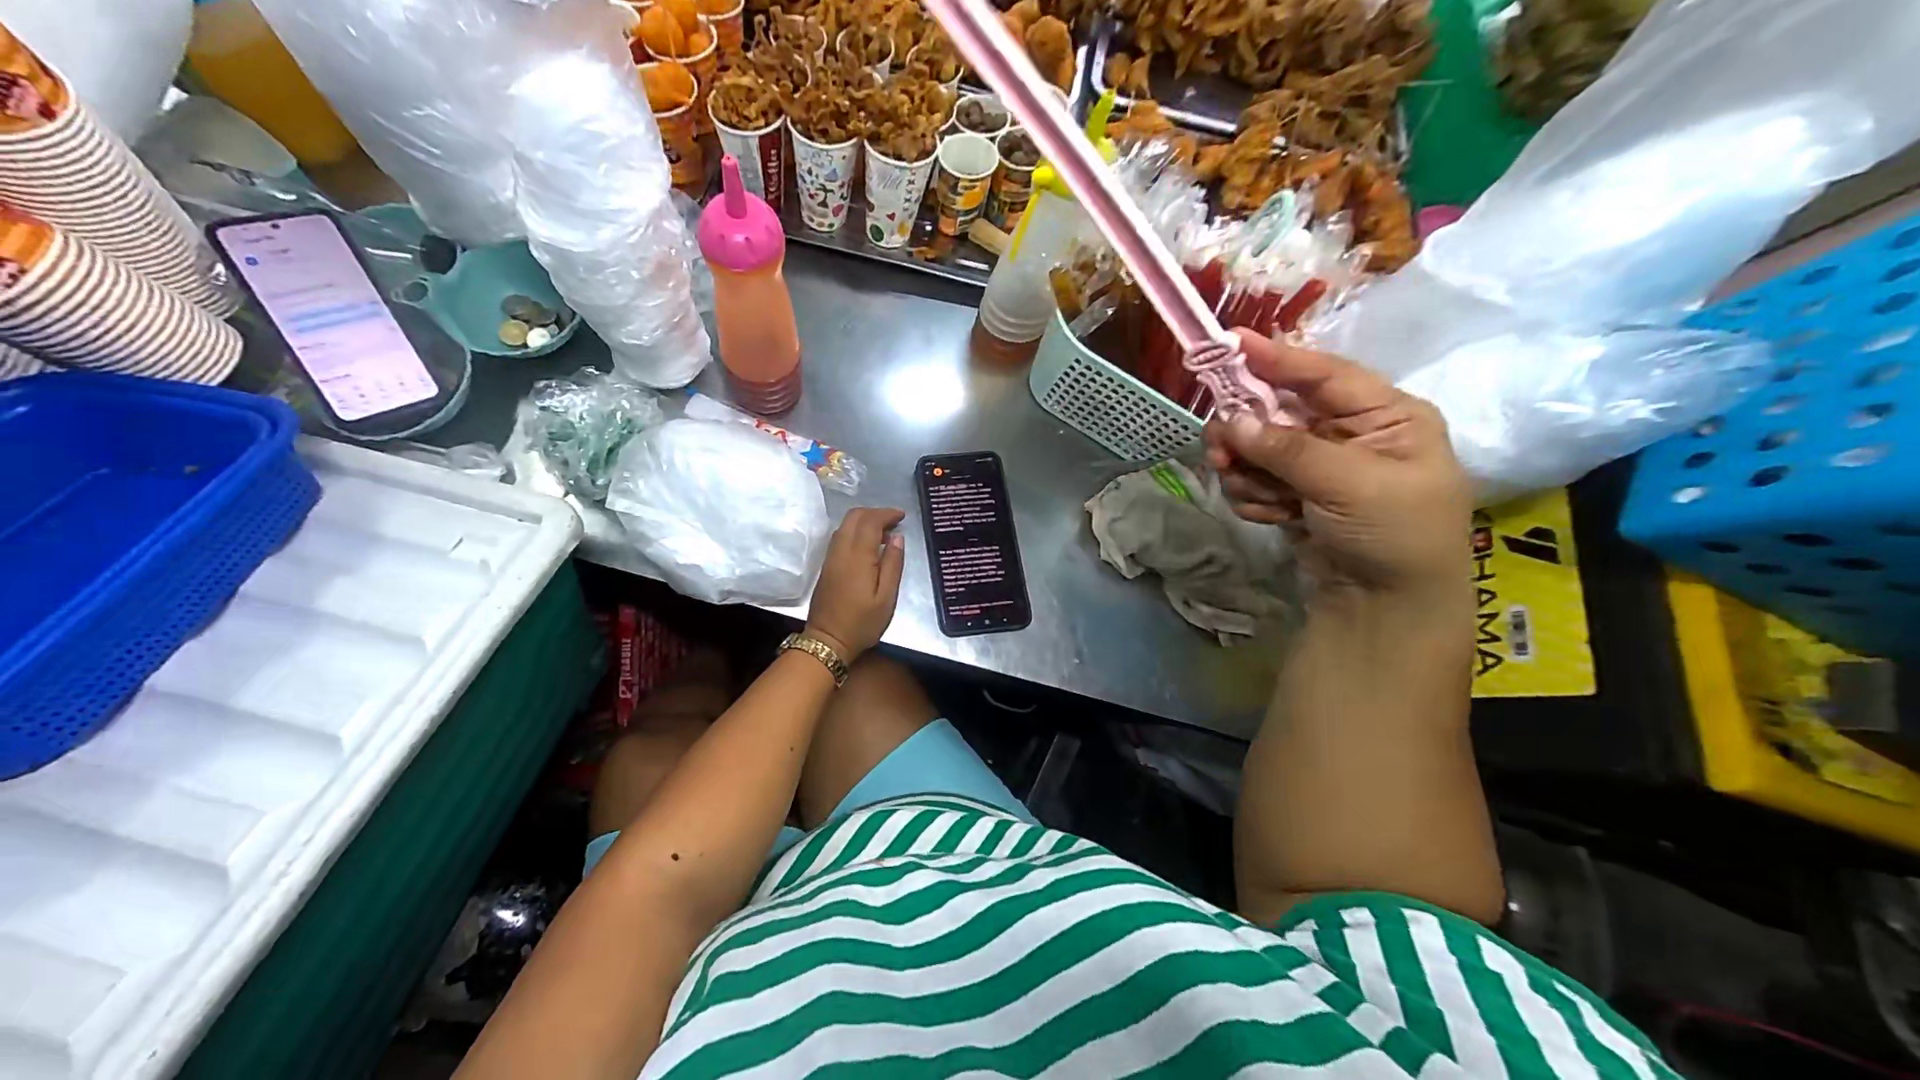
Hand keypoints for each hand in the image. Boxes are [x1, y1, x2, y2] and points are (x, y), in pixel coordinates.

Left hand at [805, 507, 906, 660]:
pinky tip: (868, 546)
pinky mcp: (827, 566)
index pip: (870, 521)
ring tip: (884, 534)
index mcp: (858, 556)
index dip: (887, 514)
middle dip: (875, 513)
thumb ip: (893, 564)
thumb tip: (898, 538)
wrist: (827, 640)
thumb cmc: (862, 623)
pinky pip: (840, 537)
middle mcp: (841, 551)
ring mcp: (831, 557)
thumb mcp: (887, 597)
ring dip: (864, 521)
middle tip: (894, 522)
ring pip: (845, 525)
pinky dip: (855, 532)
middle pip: (854, 517)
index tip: (902, 516)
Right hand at [1204, 328, 1469, 600]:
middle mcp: (1350, 433)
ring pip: (1260, 448)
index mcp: (1386, 416)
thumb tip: (1232, 421)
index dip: (1277, 358)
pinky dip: (1255, 497)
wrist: (1388, 607)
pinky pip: (1257, 480)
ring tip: (1260, 499)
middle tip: (1218, 448)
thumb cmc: (1394, 534)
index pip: (1324, 374)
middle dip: (1249, 432)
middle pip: (1280, 411)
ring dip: (1250, 473)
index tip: (1231, 342)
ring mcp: (1320, 466)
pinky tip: (1273, 517)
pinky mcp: (1296, 495)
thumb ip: (1289, 449)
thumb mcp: (1350, 484)